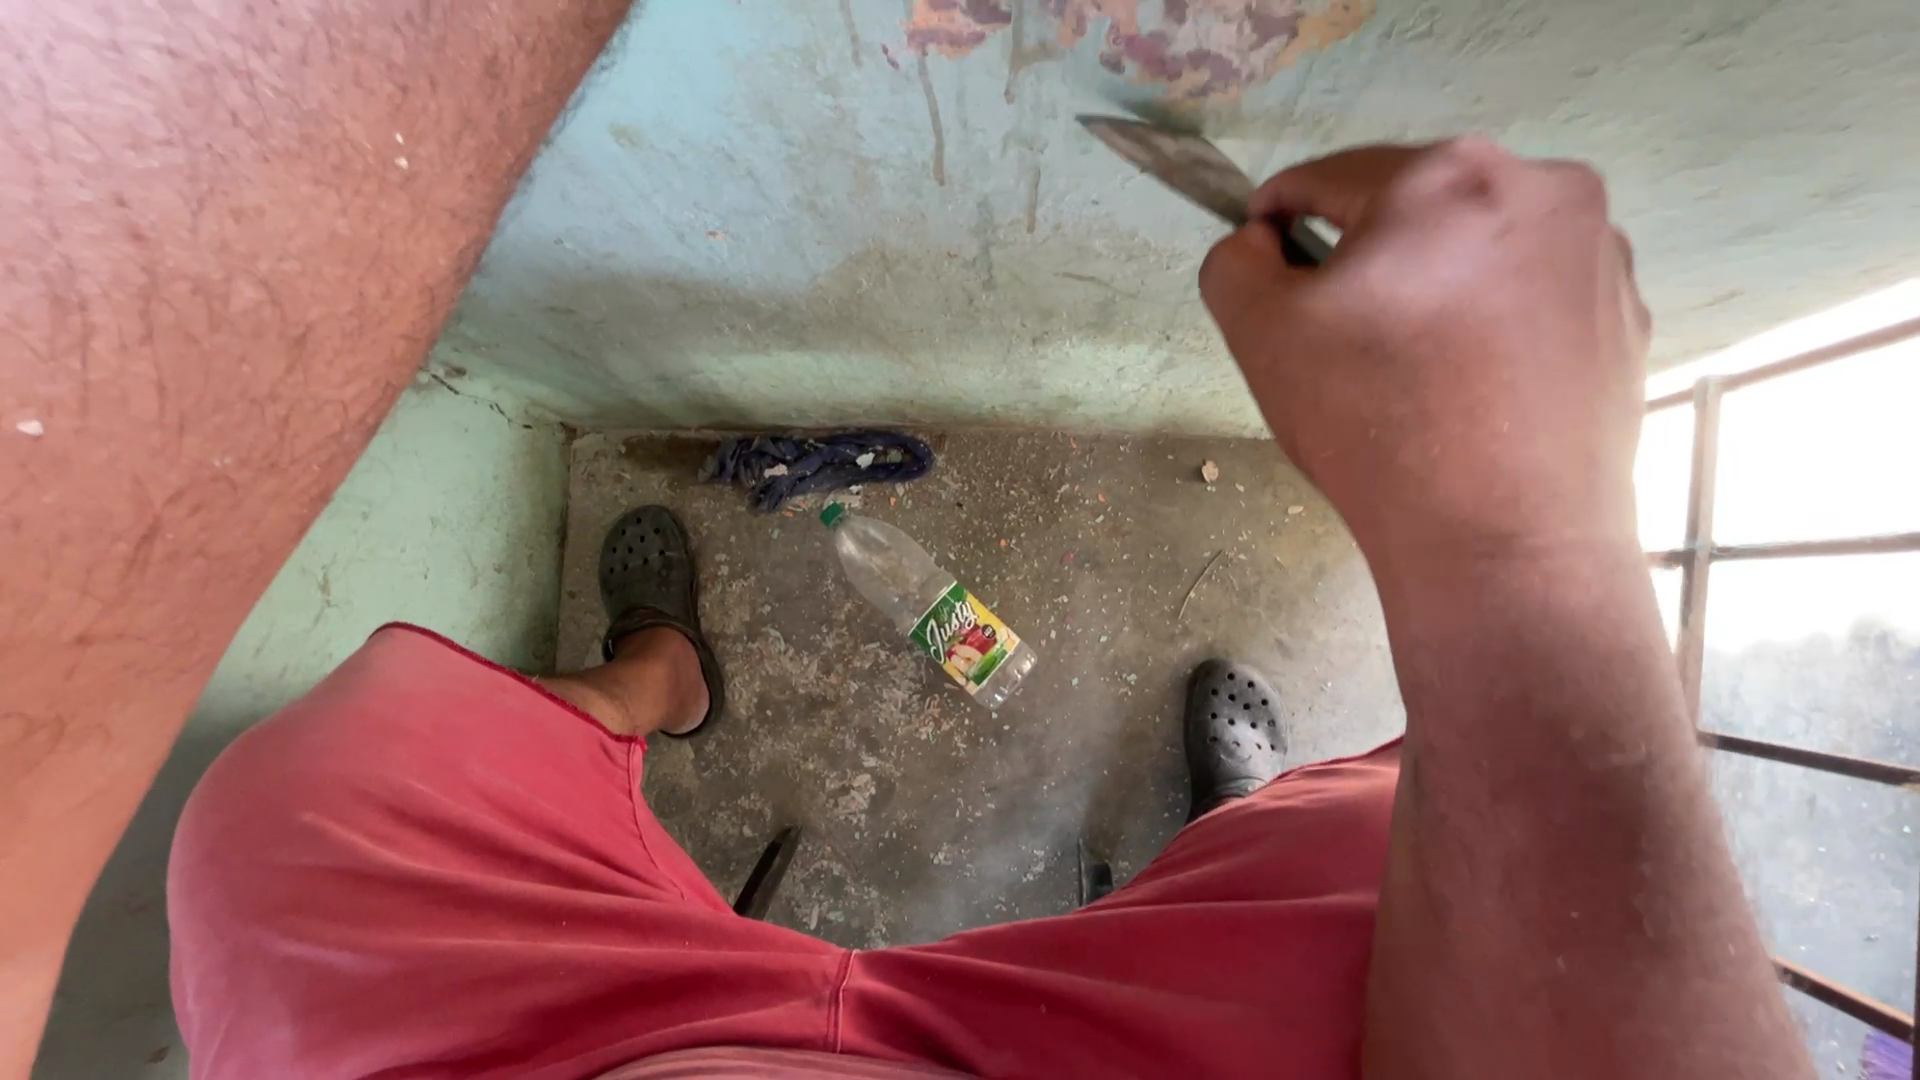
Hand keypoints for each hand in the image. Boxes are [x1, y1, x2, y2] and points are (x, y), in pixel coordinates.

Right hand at [1200, 138, 1651, 564]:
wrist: (1500, 538)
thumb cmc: (1371, 423)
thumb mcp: (1259, 335)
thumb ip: (1233, 265)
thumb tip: (1257, 243)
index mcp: (1443, 178)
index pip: (1329, 177)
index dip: (1275, 217)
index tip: (1259, 262)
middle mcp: (1542, 188)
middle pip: (1406, 212)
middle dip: (1355, 263)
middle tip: (1328, 340)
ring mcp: (1599, 252)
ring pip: (1469, 252)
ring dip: (1420, 290)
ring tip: (1399, 373)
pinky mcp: (1624, 316)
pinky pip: (1523, 297)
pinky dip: (1479, 325)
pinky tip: (1458, 390)